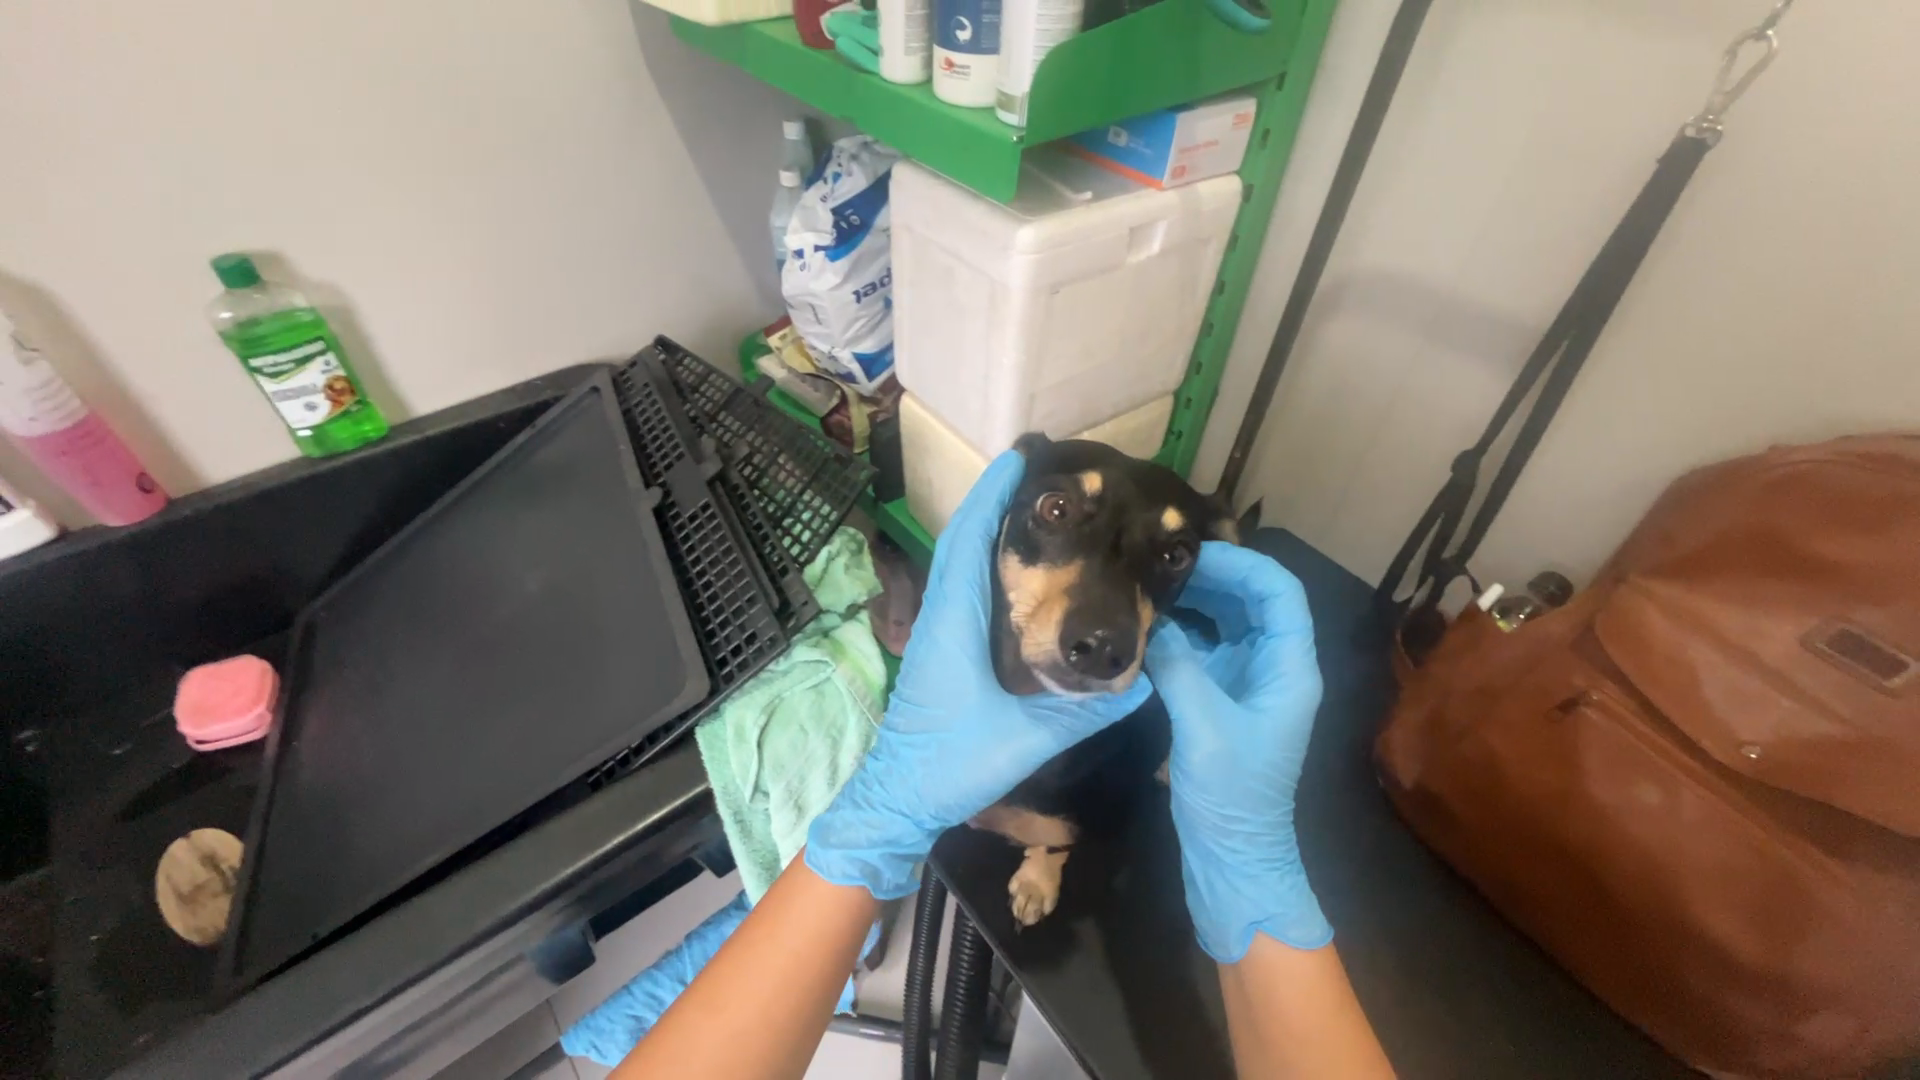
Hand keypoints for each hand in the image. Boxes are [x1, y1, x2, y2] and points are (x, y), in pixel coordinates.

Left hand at [806, 452, 1151, 898]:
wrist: (900, 797)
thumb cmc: (953, 765)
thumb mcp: (1029, 739)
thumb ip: (1087, 709)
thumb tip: (1145, 675)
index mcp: (955, 621)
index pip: (969, 538)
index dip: (994, 493)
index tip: (1023, 456)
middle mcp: (942, 611)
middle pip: (963, 535)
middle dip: (996, 497)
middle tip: (1040, 470)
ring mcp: (937, 626)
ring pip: (959, 556)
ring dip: (988, 522)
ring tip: (1033, 501)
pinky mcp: (941, 642)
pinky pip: (962, 581)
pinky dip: (984, 554)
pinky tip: (1015, 560)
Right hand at [1145, 541, 1329, 960]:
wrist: (1231, 855)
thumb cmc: (1232, 794)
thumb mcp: (1204, 726)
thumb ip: (1180, 666)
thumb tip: (1149, 622)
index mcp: (1289, 669)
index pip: (1280, 593)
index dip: (1242, 565)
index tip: (1191, 554)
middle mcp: (1273, 666)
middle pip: (1252, 601)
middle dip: (1211, 576)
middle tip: (1156, 564)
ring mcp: (1246, 682)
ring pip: (1226, 622)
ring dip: (1193, 601)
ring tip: (1148, 585)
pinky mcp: (1220, 698)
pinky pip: (1204, 648)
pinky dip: (1180, 631)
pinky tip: (1147, 625)